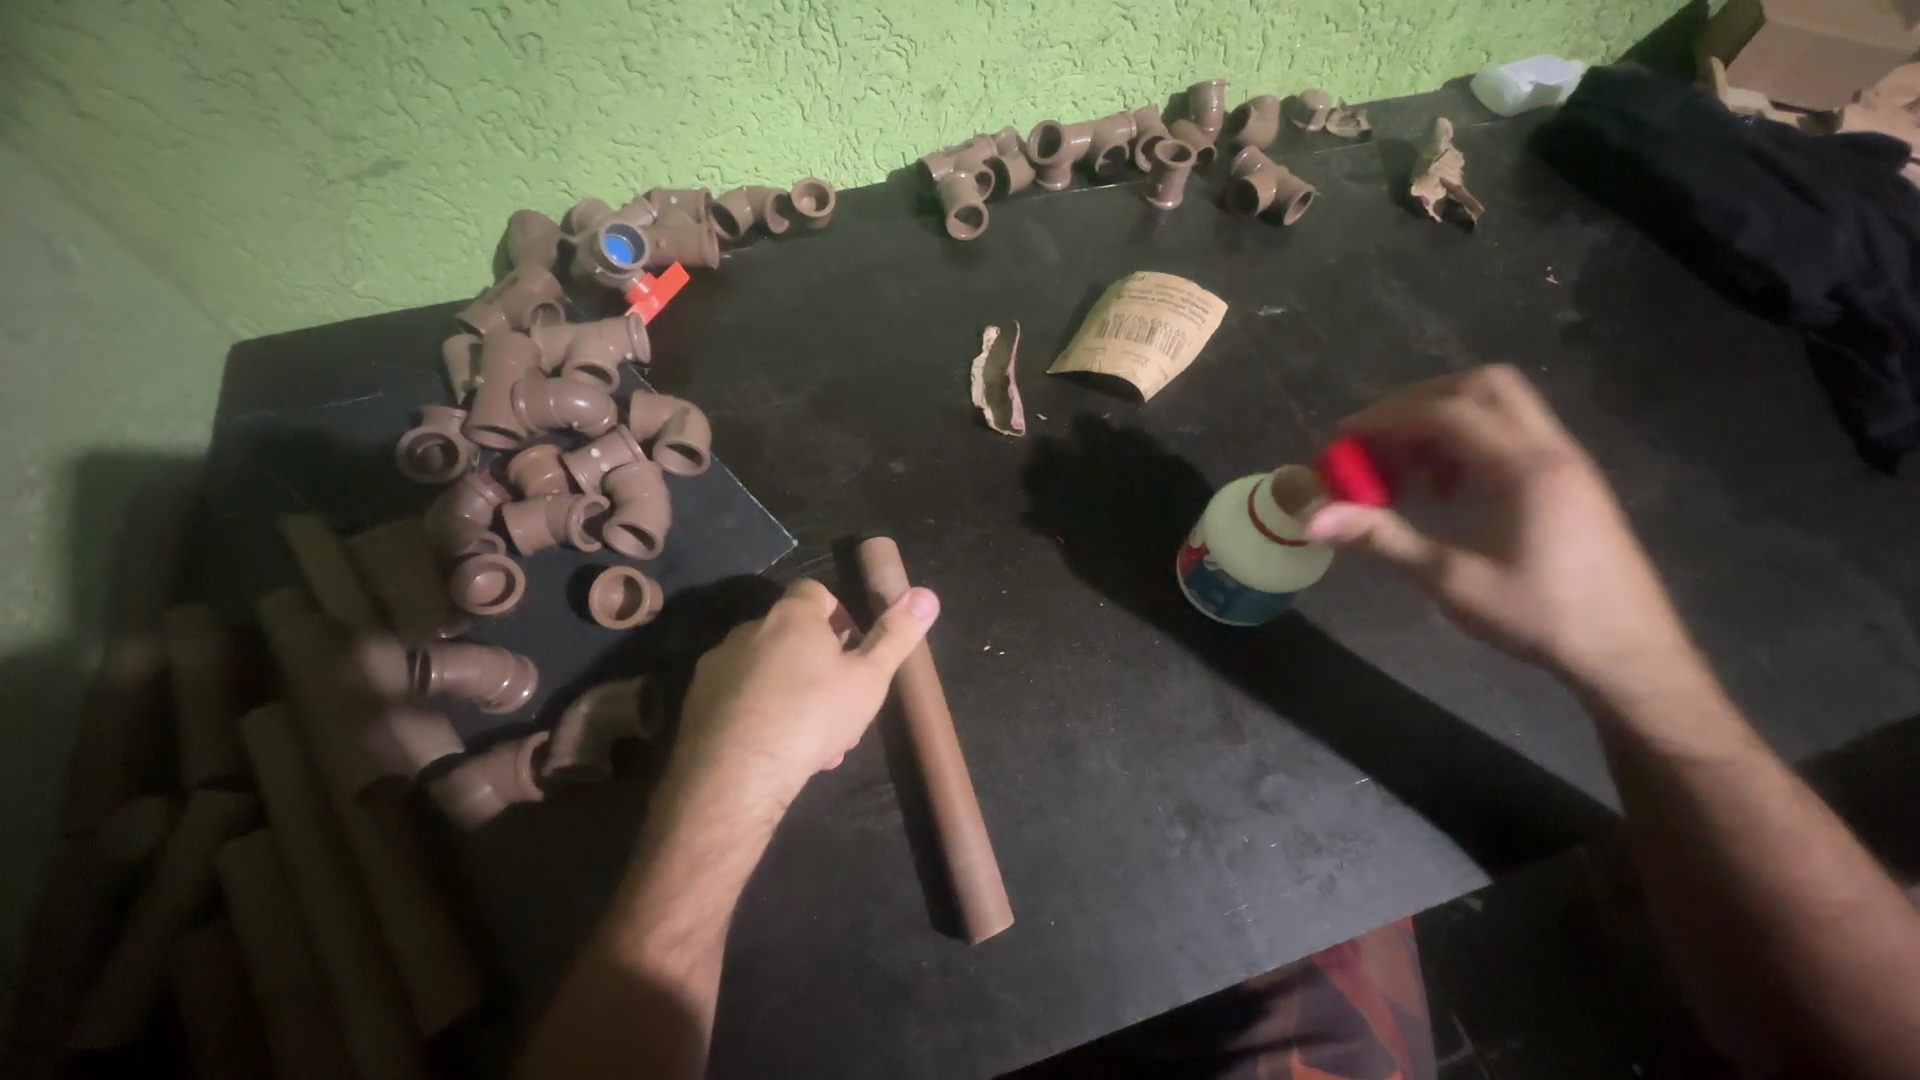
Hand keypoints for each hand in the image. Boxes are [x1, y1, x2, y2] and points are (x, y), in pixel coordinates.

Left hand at [672, 578, 939, 805]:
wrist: (737, 774)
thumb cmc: (812, 715)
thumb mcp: (869, 678)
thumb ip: (896, 635)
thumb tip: (926, 593)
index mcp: (792, 617)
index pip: (814, 591)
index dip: (839, 614)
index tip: (854, 647)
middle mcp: (749, 630)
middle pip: (792, 634)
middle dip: (820, 665)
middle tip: (842, 704)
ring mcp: (718, 665)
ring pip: (768, 671)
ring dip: (794, 693)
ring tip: (817, 740)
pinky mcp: (698, 701)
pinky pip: (741, 698)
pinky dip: (763, 713)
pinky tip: (780, 750)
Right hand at [1305, 365, 1691, 689]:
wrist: (1629, 654)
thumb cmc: (1541, 617)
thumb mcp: (1452, 580)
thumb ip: (1382, 539)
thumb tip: (1313, 519)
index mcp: (1525, 468)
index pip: (1447, 413)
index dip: (1387, 417)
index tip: (1342, 438)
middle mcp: (1550, 450)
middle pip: (1482, 387)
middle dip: (1419, 404)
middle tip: (1378, 440)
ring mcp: (1565, 462)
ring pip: (1500, 407)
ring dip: (1443, 424)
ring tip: (1406, 471)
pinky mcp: (1567, 481)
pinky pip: (1510, 437)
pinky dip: (1467, 445)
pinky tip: (1443, 492)